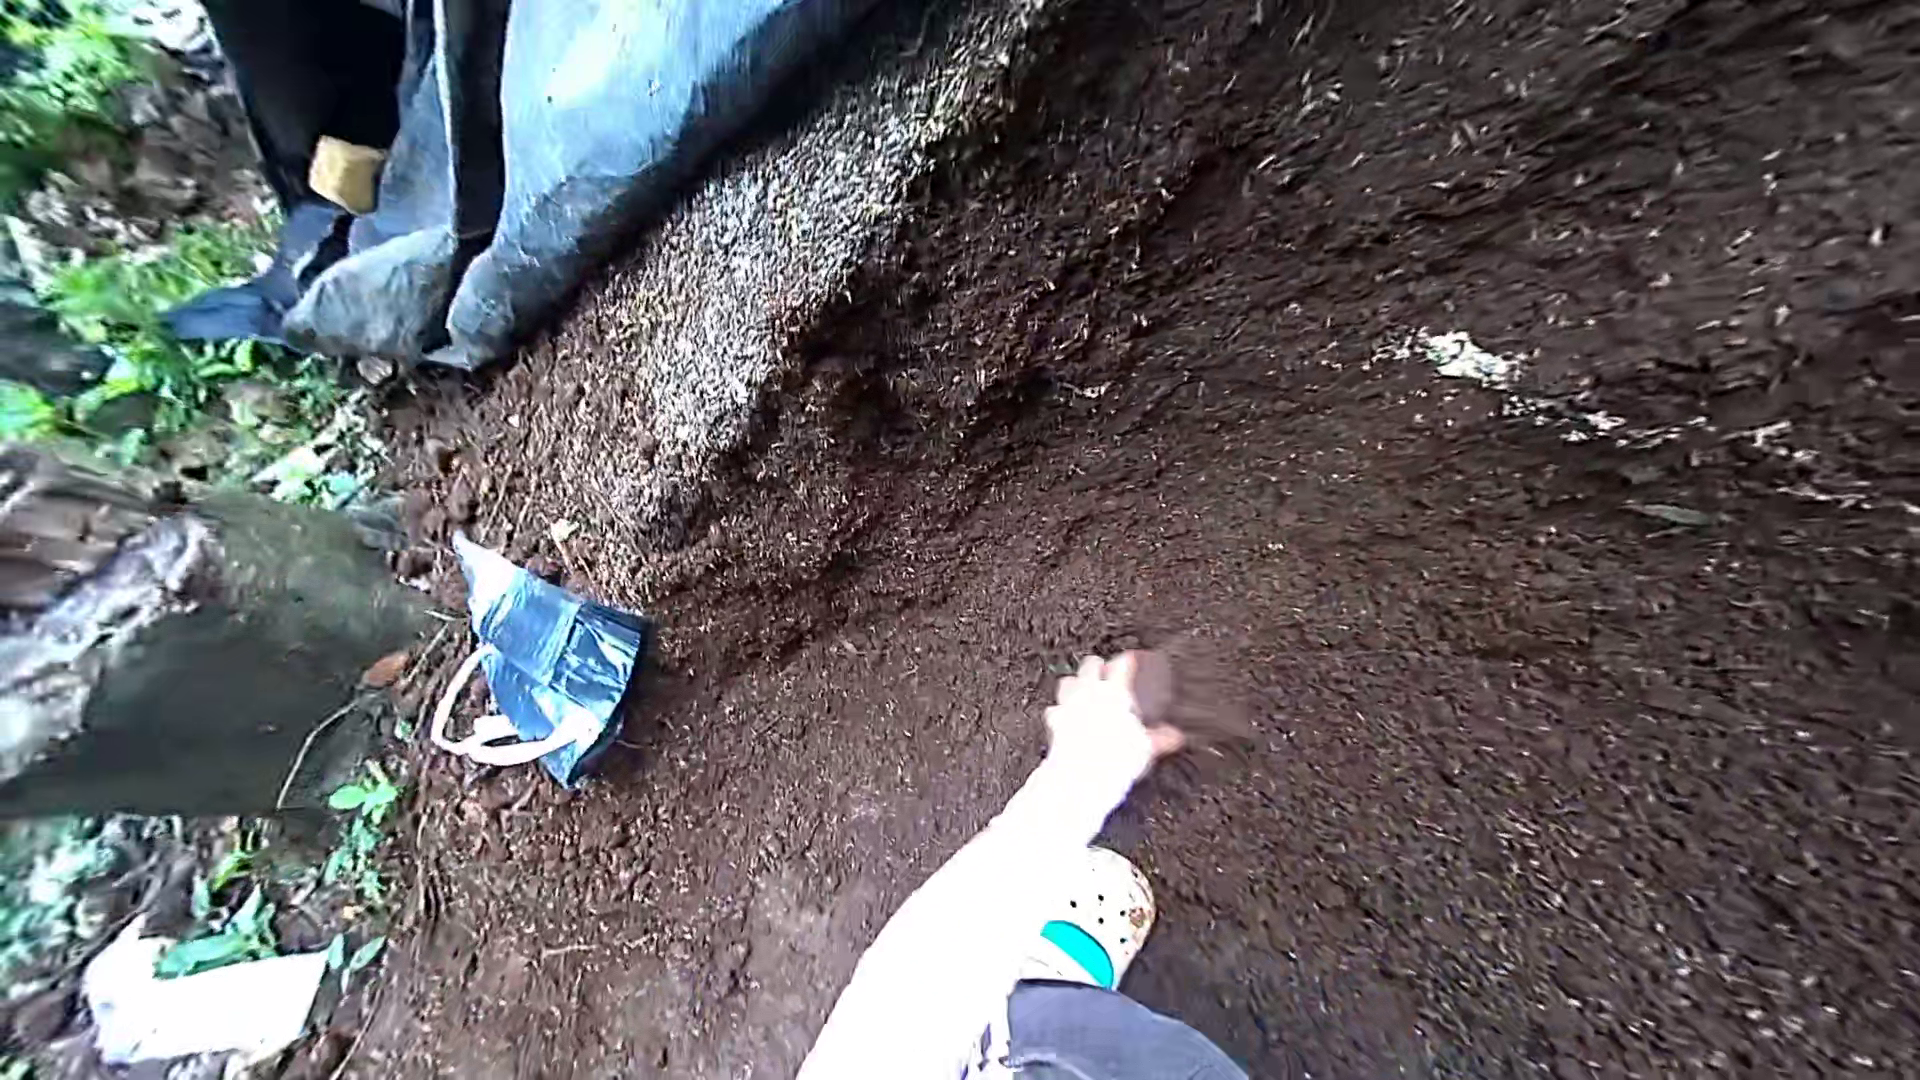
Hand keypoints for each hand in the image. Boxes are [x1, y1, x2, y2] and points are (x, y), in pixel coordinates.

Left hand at [1044, 652, 1185, 776]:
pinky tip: (1063, 714)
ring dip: (1075, 682)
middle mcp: (1089, 692)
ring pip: (1068, 681)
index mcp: (1114, 693)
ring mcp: (1069, 703)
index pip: (1122, 666)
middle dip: (1097, 665)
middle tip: (1104, 668)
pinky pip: (1054, 709)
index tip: (1130, 660)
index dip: (1127, 660)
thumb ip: (1160, 739)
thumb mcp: (1145, 748)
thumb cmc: (1115, 758)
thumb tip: (1173, 737)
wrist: (1083, 773)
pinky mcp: (1055, 719)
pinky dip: (1059, 711)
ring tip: (1081, 686)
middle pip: (1090, 665)